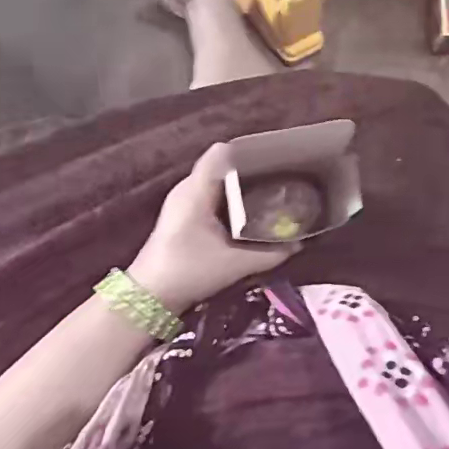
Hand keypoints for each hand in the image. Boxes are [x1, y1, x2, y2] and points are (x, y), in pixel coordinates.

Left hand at [128, 143, 300, 310]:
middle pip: (222, 167)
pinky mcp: (181, 217)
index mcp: (196, 190)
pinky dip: (230, 202)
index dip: (250, 151)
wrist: (150, 296)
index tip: (276, 160)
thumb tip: (298, 244)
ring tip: (271, 195)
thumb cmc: (189, 271)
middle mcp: (187, 189)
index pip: (222, 153)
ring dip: (241, 188)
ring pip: (217, 183)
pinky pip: (210, 198)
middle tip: (282, 180)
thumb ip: (269, 254)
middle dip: (251, 172)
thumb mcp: (234, 264)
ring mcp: (182, 203)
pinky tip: (248, 215)